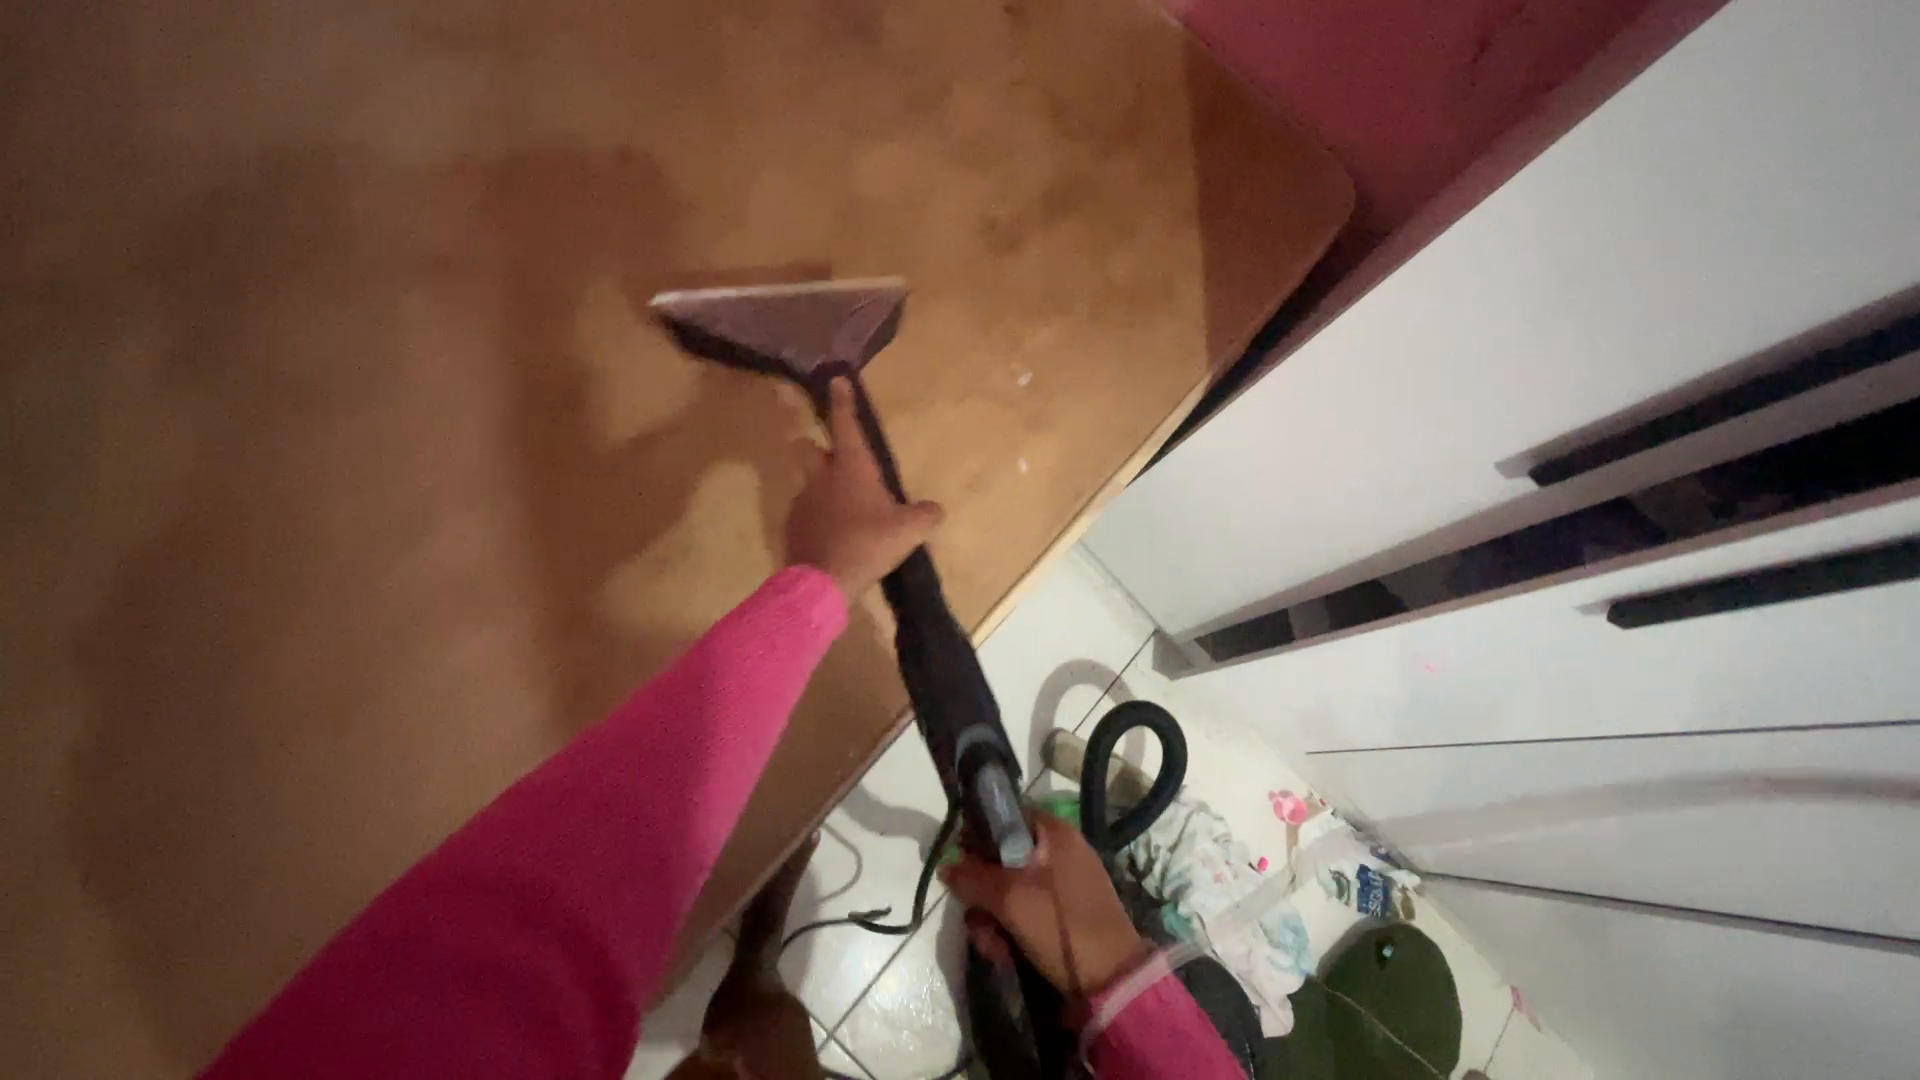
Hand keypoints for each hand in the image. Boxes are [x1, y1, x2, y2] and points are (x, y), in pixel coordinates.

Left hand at [785, 377, 944, 600]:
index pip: (845, 424)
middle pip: (807, 448)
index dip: (842, 401)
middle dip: (816, 447)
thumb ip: (926, 516)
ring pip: (808, 484)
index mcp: (850, 467)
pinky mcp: (792, 527)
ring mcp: (802, 502)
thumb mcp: (909, 531)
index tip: (837, 380)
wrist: (823, 582)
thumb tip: (935, 511)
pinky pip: (806, 514)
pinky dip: (818, 520)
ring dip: (822, 490)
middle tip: (833, 460)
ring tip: (845, 513)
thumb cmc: (868, 544)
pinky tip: (835, 539)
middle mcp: (821, 477)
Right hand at [941, 810, 1150, 998]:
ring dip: (992, 917)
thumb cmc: (1062, 927)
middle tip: (976, 921)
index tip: (961, 865)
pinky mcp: (1064, 911)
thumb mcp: (1011, 899)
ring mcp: (1063, 881)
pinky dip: (1011, 928)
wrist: (1112, 981)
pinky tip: (1005, 953)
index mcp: (1054, 832)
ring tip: (992, 948)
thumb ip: (973, 877)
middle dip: (983, 892)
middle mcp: (1059, 850)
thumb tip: (946, 865)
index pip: (1004, 816)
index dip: (977, 837)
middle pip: (1002, 857)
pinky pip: (1026, 907)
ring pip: (1010, 887)